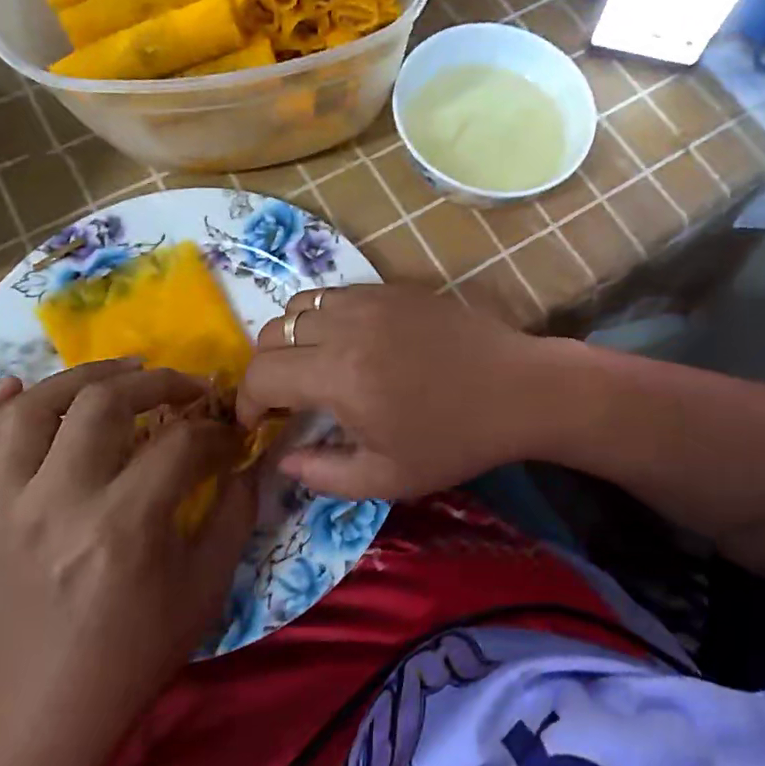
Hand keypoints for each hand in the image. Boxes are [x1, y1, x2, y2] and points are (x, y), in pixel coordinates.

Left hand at [0, 362, 255, 765]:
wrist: (43, 716)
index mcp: (123, 524)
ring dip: (78, 378)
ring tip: (118, 371)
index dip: (218, 432)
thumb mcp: (206, 586)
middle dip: (157, 382)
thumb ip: (234, 514)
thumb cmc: (134, 653)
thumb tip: (249, 460)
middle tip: (185, 389)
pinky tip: (11, 391)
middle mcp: (59, 503)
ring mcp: (7, 510)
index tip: (233, 439)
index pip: (182, 443)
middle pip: (103, 403)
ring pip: (29, 413)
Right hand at [239, 284, 569, 497]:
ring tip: (313, 367)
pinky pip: (338, 293)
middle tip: (284, 400)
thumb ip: (323, 473)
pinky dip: (325, 317)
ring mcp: (372, 299)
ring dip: (292, 337)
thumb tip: (284, 458)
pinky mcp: (395, 288)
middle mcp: (346, 325)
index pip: (261, 374)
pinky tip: (349, 344)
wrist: (517, 389)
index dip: (246, 402)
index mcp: (339, 374)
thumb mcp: (387, 477)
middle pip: (273, 332)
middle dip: (265, 369)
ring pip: (302, 304)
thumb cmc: (455, 439)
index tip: (258, 424)